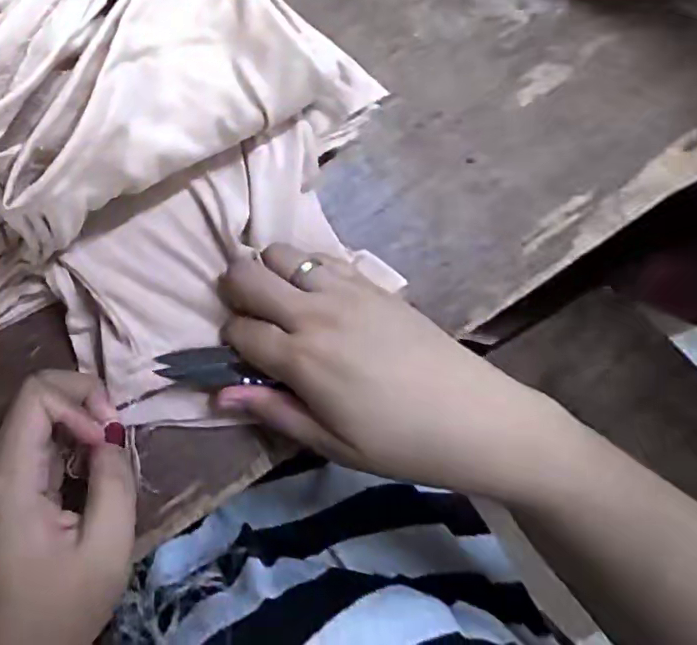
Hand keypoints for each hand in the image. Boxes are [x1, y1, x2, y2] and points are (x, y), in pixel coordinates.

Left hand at [0, 371, 135, 644]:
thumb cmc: (61, 606)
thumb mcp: (105, 551)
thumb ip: (115, 483)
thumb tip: (112, 436)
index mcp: (11, 469)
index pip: (37, 392)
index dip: (78, 400)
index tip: (107, 438)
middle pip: (38, 390)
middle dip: (82, 396)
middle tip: (115, 428)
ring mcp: (3, 465)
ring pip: (41, 406)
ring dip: (80, 412)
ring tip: (110, 442)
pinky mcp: (14, 477)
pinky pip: (42, 431)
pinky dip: (73, 430)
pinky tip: (94, 456)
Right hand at [218, 244, 582, 500]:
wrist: (478, 417)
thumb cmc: (400, 442)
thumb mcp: (333, 443)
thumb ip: (273, 411)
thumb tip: (218, 394)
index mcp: (303, 359)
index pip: (239, 329)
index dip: (231, 340)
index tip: (243, 355)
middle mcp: (314, 313)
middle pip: (245, 275)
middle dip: (233, 290)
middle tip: (248, 315)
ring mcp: (343, 290)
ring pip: (278, 253)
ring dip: (268, 271)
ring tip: (281, 299)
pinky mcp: (368, 281)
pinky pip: (319, 255)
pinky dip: (305, 267)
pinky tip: (318, 294)